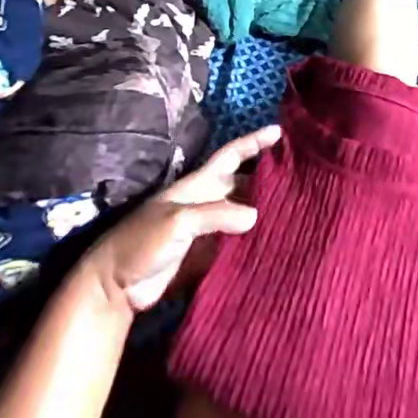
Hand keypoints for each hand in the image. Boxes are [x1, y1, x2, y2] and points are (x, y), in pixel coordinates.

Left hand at [78, 125, 279, 311]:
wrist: (117, 285)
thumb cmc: (142, 241)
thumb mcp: (177, 221)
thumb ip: (215, 216)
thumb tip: (255, 215)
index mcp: (199, 185)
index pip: (231, 156)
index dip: (253, 142)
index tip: (279, 131)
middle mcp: (208, 202)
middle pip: (244, 184)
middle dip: (268, 177)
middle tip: (301, 176)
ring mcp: (210, 230)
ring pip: (245, 213)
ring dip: (266, 210)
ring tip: (297, 209)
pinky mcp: (210, 256)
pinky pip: (239, 243)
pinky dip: (257, 240)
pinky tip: (277, 243)